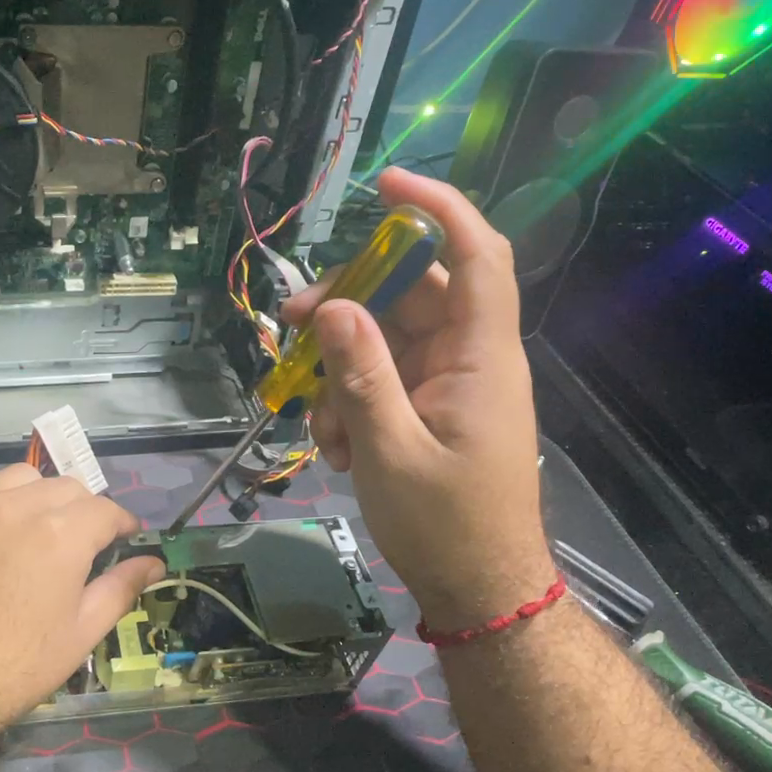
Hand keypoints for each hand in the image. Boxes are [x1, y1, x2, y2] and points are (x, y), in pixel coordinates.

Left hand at [0, 465, 166, 734]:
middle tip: (83, 544)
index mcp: (61, 533)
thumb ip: (120, 589)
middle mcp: (16, 506)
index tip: (125, 540)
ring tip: (38, 531)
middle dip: (84, 510)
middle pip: (66, 487)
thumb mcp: (79, 634)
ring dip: (40, 497)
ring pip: (20, 479)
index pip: (106, 510)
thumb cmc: (13, 668)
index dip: (123, 524)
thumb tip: (153, 563)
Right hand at [284, 169, 554, 631]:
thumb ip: (363, 377)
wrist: (477, 586)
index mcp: (479, 356)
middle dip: (348, 307)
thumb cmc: (445, 526)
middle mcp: (468, 358)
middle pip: (409, 295)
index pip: (474, 254)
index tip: (384, 185)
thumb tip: (334, 309)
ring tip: (323, 428)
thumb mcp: (391, 452)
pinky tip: (338, 448)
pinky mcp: (431, 413)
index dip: (436, 208)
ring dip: (341, 373)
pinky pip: (385, 383)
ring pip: (386, 342)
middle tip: (292, 327)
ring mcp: (448, 386)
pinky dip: (353, 404)